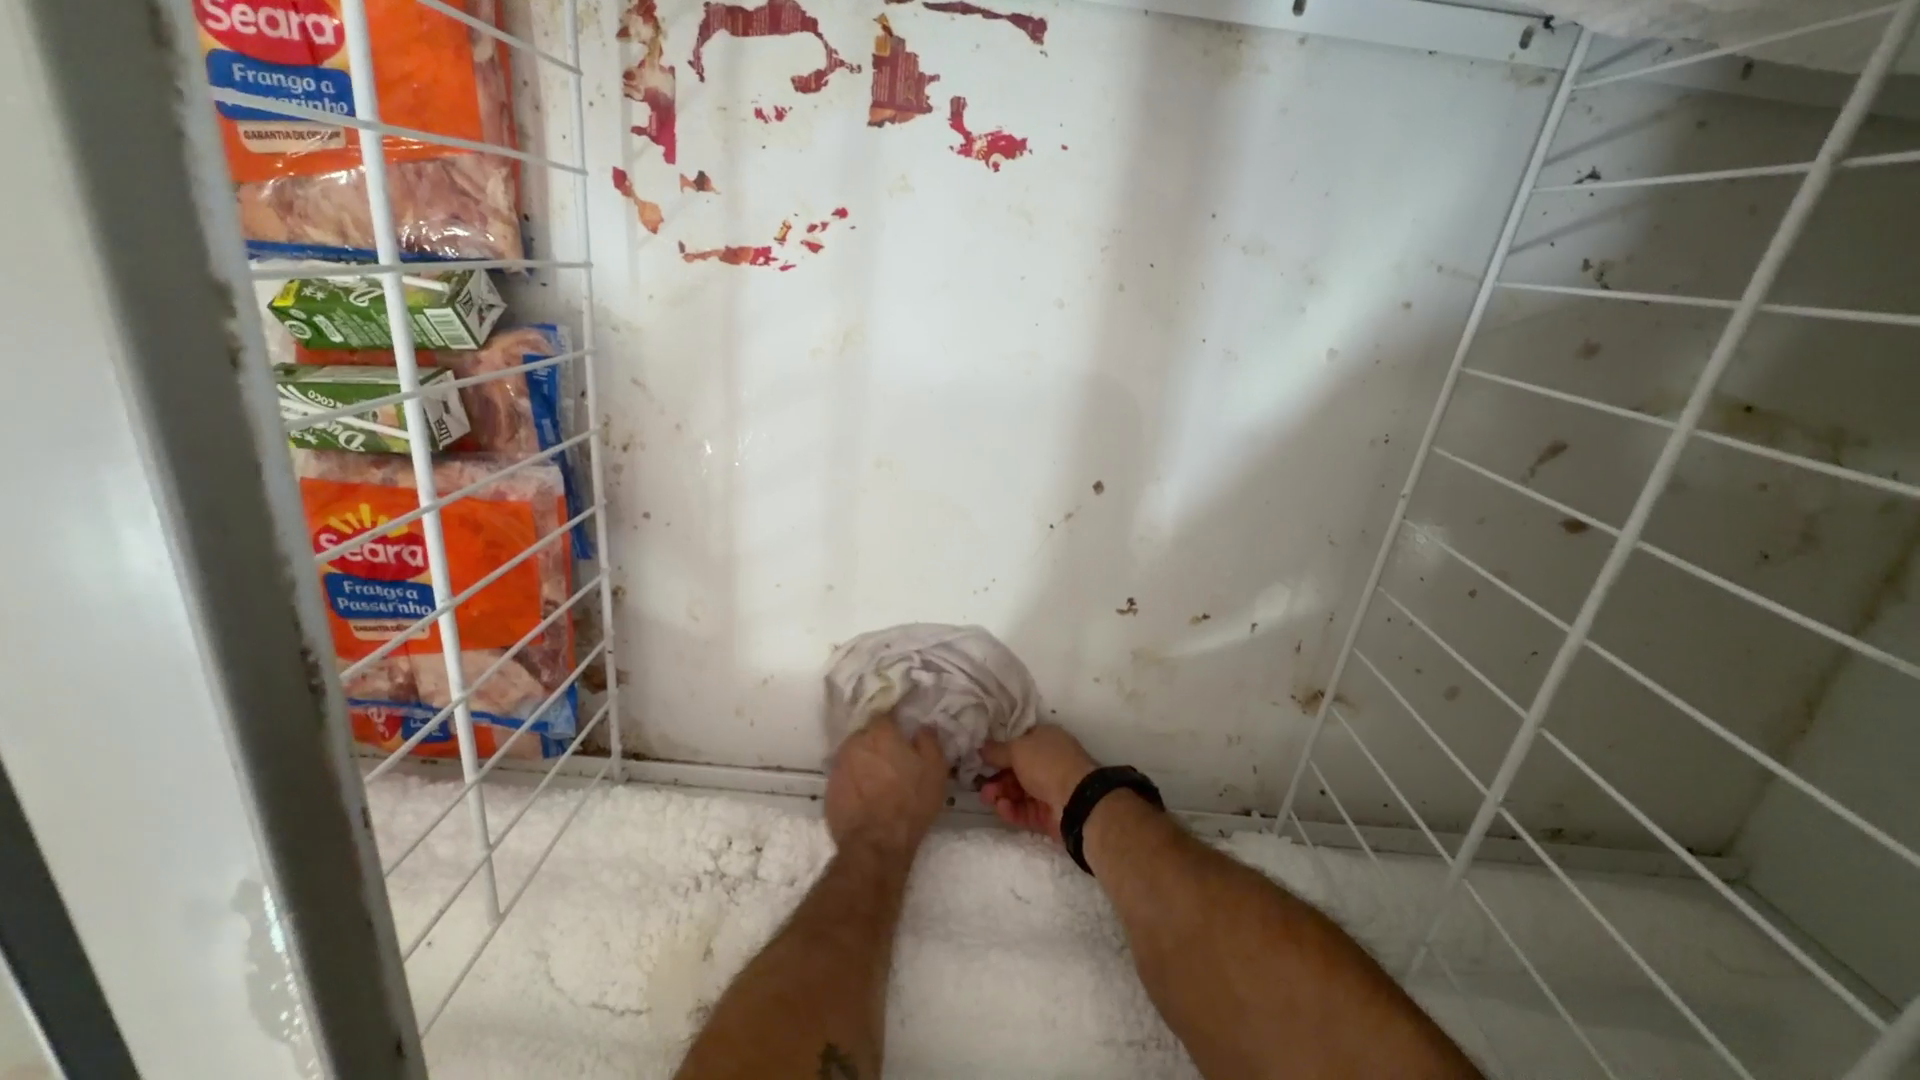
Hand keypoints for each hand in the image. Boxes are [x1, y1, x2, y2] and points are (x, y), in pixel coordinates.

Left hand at [825, 713, 948, 858]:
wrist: (876, 843)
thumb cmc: (911, 803)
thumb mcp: (935, 770)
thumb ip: (929, 741)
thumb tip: (922, 727)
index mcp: (881, 734)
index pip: (883, 716)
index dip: (893, 726)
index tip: (901, 736)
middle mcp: (855, 743)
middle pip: (865, 736)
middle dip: (876, 744)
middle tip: (891, 762)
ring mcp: (838, 766)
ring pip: (852, 756)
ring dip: (863, 763)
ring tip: (877, 782)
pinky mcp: (829, 789)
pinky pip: (843, 777)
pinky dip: (852, 782)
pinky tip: (864, 798)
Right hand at [978, 725, 1097, 841]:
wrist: (1076, 800)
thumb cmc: (1047, 764)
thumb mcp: (1017, 749)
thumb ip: (996, 750)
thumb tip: (981, 748)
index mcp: (1046, 740)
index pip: (1019, 743)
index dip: (1000, 750)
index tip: (982, 759)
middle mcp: (1048, 763)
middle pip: (1016, 770)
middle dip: (996, 778)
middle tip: (981, 785)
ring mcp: (1049, 790)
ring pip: (1018, 792)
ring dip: (1000, 794)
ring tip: (988, 798)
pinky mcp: (1047, 814)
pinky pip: (1024, 811)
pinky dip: (1011, 810)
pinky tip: (1002, 808)